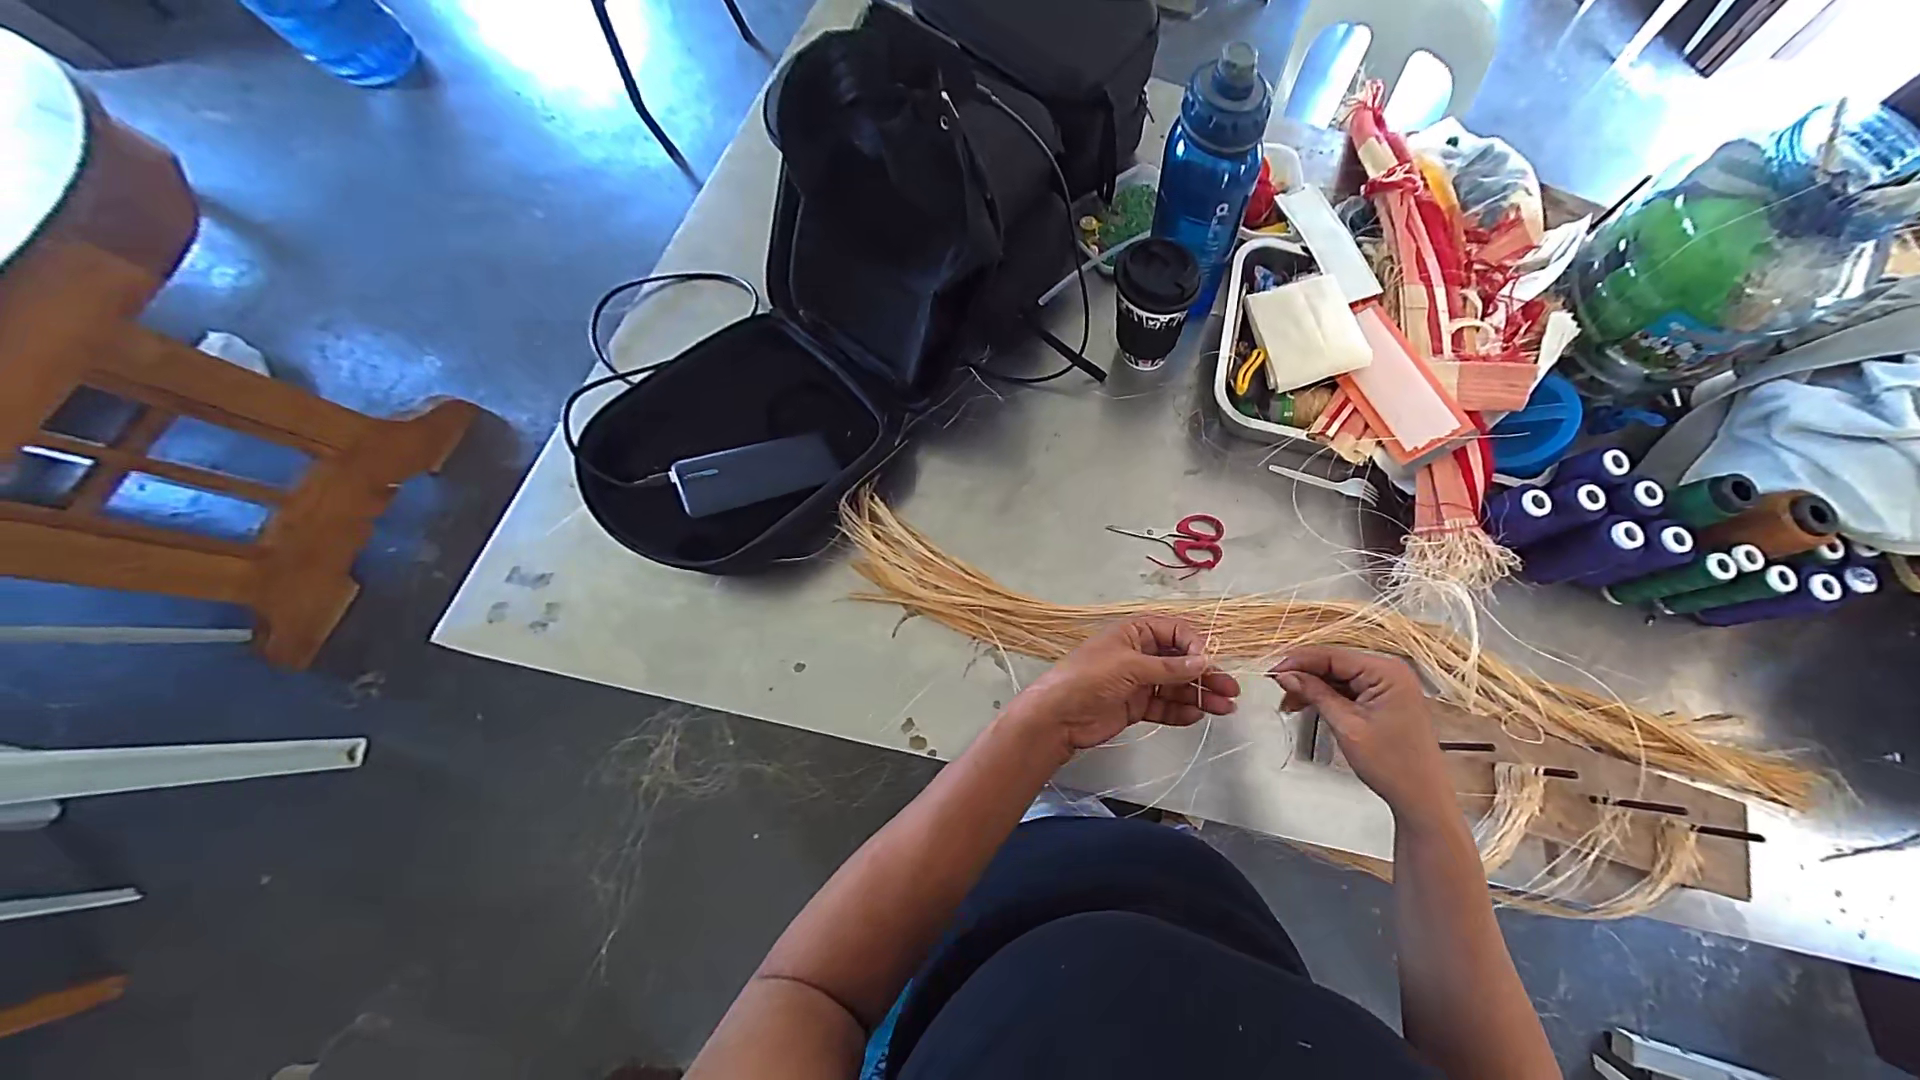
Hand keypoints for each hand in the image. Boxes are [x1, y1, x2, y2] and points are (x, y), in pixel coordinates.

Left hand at [1006, 616, 1239, 754]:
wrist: (1057, 716)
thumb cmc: (1088, 679)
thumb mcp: (1129, 666)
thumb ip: (1168, 667)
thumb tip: (1204, 662)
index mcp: (1134, 633)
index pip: (1174, 632)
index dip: (1195, 646)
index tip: (1209, 663)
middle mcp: (1138, 654)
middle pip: (1180, 661)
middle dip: (1205, 674)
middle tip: (1231, 690)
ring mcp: (1138, 681)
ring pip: (1176, 685)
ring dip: (1200, 695)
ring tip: (1224, 708)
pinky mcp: (1135, 705)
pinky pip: (1165, 706)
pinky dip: (1181, 710)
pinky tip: (1197, 715)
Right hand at [1270, 646, 1451, 819]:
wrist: (1421, 798)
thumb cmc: (1391, 763)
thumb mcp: (1346, 725)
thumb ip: (1315, 693)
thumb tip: (1286, 675)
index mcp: (1387, 672)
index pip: (1333, 656)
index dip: (1299, 661)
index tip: (1273, 671)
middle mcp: (1390, 672)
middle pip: (1335, 663)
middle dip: (1304, 675)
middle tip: (1277, 687)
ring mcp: (1389, 685)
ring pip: (1338, 676)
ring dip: (1312, 687)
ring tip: (1289, 701)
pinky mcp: (1384, 699)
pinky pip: (1348, 688)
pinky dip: (1326, 695)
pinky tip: (1307, 704)